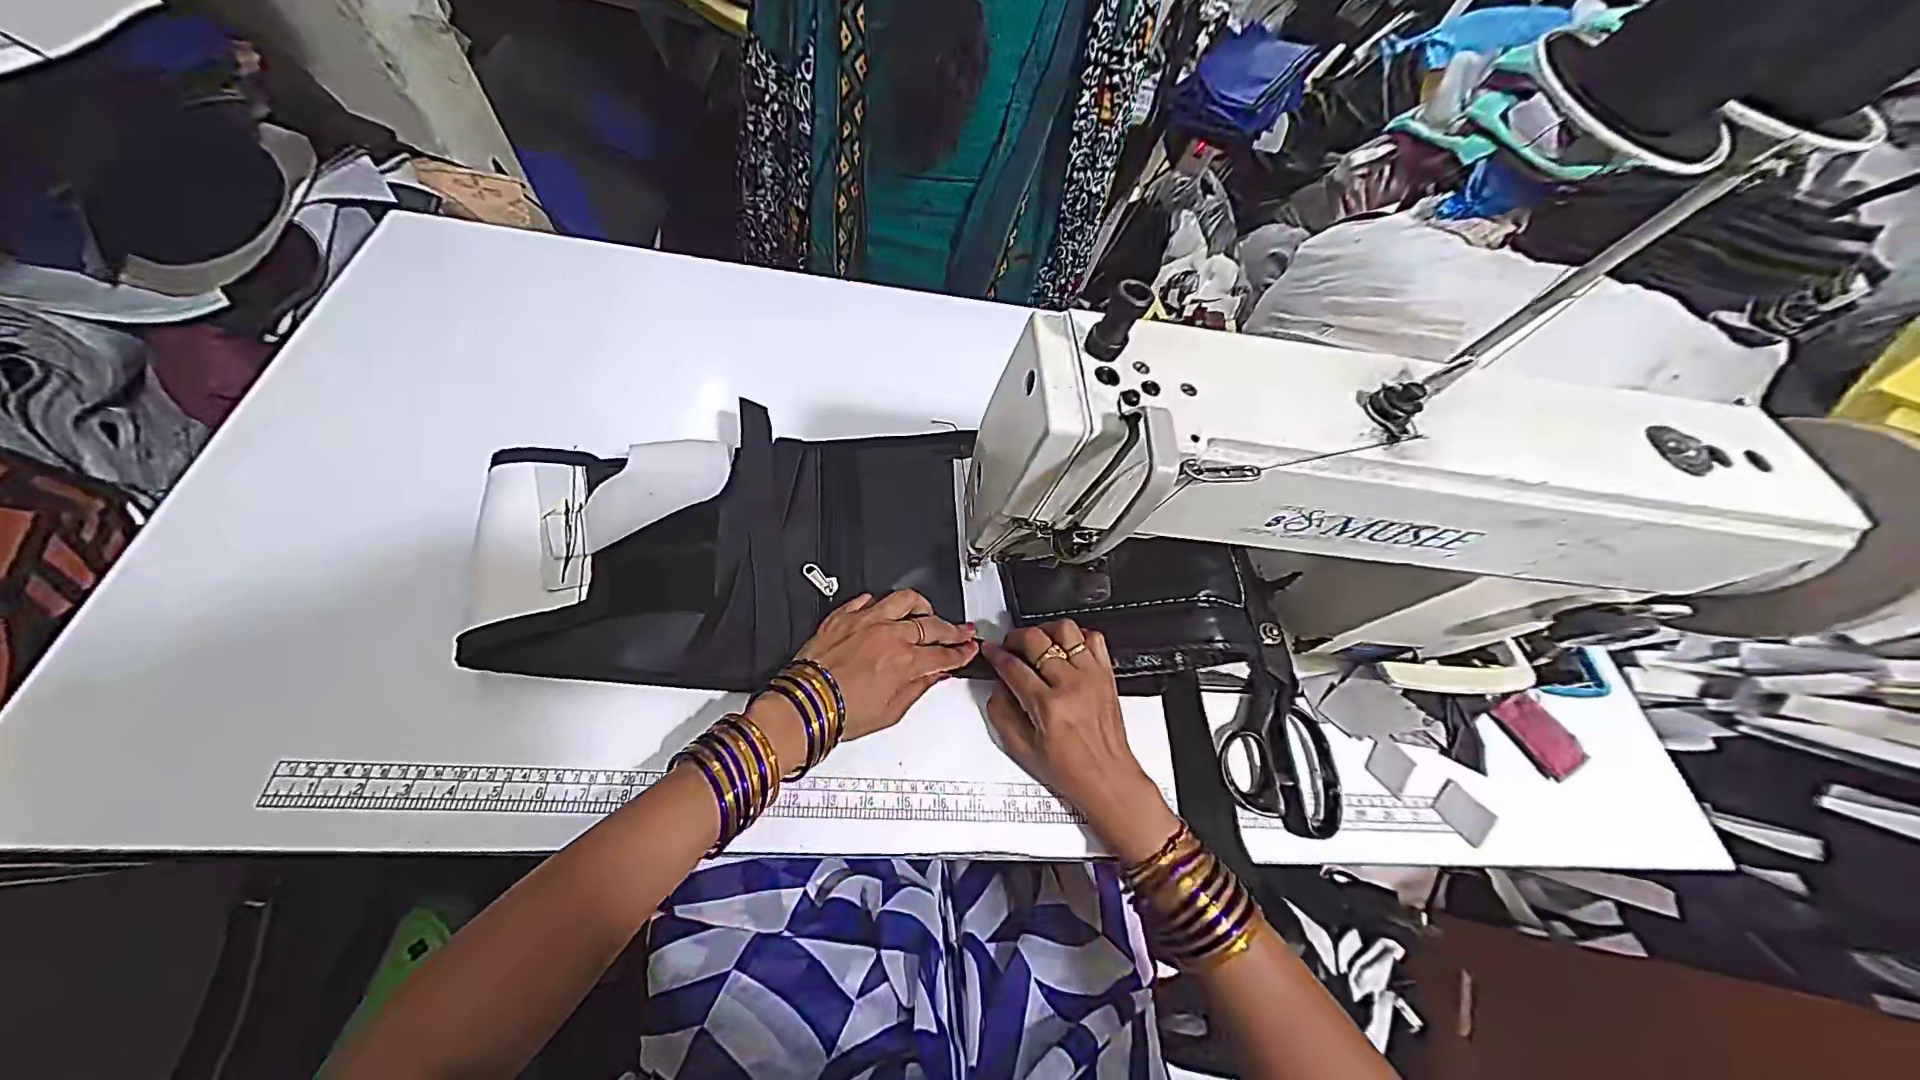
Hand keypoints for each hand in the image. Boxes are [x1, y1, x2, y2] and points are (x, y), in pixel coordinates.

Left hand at [795, 589, 978, 740]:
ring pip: (903, 599)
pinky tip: (883, 608)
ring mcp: (866, 622)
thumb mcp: (890, 712)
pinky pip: (866, 599)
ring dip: (921, 605)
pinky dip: (879, 603)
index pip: (944, 654)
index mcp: (904, 662)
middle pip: (932, 625)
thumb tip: (933, 677)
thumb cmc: (840, 712)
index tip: (967, 650)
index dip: (961, 652)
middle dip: (953, 629)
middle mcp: (888, 636)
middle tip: (960, 631)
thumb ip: (917, 689)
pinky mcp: (843, 617)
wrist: (804, 705)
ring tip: (926, 611)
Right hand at [981, 621, 1179, 861]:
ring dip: (1045, 631)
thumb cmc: (1071, 770)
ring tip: (1037, 641)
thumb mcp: (1022, 748)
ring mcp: (1092, 677)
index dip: (996, 654)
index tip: (991, 651)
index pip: (1013, 666)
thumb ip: (1001, 712)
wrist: (1107, 778)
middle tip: (1009, 645)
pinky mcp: (1106, 675)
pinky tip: (1066, 646)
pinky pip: (1093, 638)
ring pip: (1065, 630)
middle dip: (1014, 638)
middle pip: (1036, 640)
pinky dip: (1077, 636)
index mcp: (1048, 706)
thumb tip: (998, 686)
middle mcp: (1072, 686)